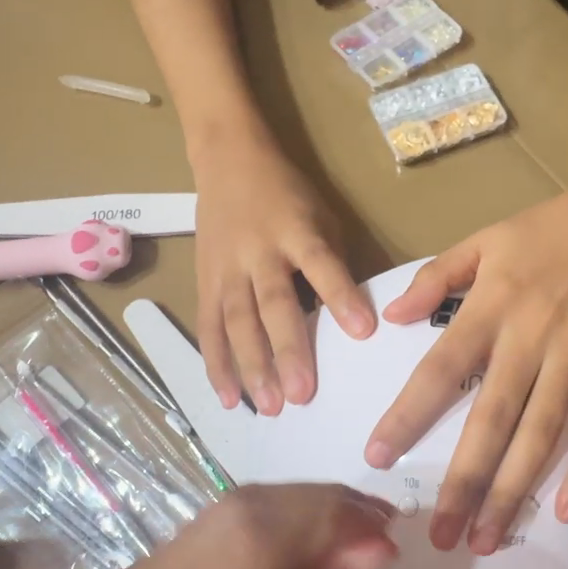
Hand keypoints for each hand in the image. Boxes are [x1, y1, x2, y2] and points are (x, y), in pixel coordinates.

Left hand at [70, 484, 397, 568]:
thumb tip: (370, 543)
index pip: (249, 549)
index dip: (322, 522)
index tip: (384, 534)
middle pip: (236, 516)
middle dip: (317, 506)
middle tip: (378, 521)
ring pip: (222, 512)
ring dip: (293, 508)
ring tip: (349, 525)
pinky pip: (207, 529)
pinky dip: (263, 523)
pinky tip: (299, 539)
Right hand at [193, 140, 374, 415]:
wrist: (227, 161)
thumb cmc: (288, 194)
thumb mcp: (322, 216)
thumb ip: (332, 262)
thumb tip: (346, 316)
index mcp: (297, 231)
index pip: (321, 265)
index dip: (340, 297)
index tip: (363, 332)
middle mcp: (259, 252)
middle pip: (272, 303)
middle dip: (287, 350)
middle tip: (303, 394)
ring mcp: (227, 269)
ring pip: (237, 321)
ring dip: (252, 367)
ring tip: (270, 407)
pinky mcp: (204, 281)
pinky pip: (209, 327)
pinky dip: (216, 364)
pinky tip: (229, 397)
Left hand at [366, 171, 567, 554]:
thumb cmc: (541, 230)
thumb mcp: (481, 239)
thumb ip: (436, 277)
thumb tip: (392, 318)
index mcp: (492, 306)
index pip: (442, 369)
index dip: (410, 414)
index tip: (378, 457)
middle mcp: (532, 338)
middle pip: (494, 419)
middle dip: (466, 482)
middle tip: (440, 537)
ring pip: (544, 433)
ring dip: (517, 490)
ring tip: (488, 538)